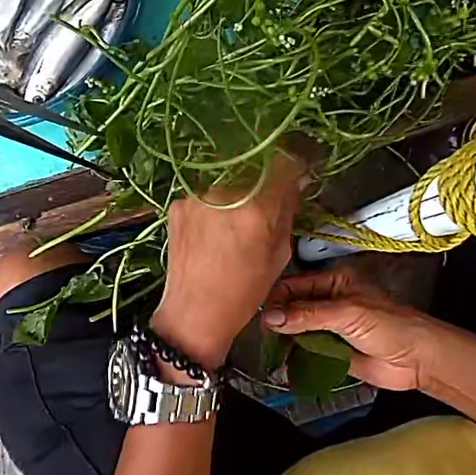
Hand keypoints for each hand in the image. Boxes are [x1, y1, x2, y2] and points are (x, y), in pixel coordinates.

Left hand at [151, 151, 306, 367]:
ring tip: (233, 225)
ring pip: (226, 180)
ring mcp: (196, 197)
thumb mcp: (279, 252)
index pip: (281, 163)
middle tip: (263, 207)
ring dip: (235, 194)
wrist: (194, 311)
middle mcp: (222, 194)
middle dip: (262, 182)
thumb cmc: (243, 290)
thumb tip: (297, 180)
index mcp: (254, 208)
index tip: (297, 168)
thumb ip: (287, 209)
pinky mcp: (177, 203)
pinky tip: (212, 230)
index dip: (293, 163)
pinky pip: (205, 194)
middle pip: (251, 169)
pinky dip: (213, 205)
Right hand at [259, 265, 448, 391]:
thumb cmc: (389, 326)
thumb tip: (271, 318)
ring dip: (283, 338)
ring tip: (267, 349)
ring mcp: (328, 326)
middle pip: (291, 307)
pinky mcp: (331, 350)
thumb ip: (308, 315)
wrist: (419, 361)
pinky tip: (280, 362)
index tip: (262, 315)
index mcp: (332, 282)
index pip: (294, 285)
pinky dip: (293, 355)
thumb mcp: (347, 314)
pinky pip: (305, 350)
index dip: (276, 299)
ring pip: (295, 329)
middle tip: (262, 334)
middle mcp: (327, 301)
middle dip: (277, 319)